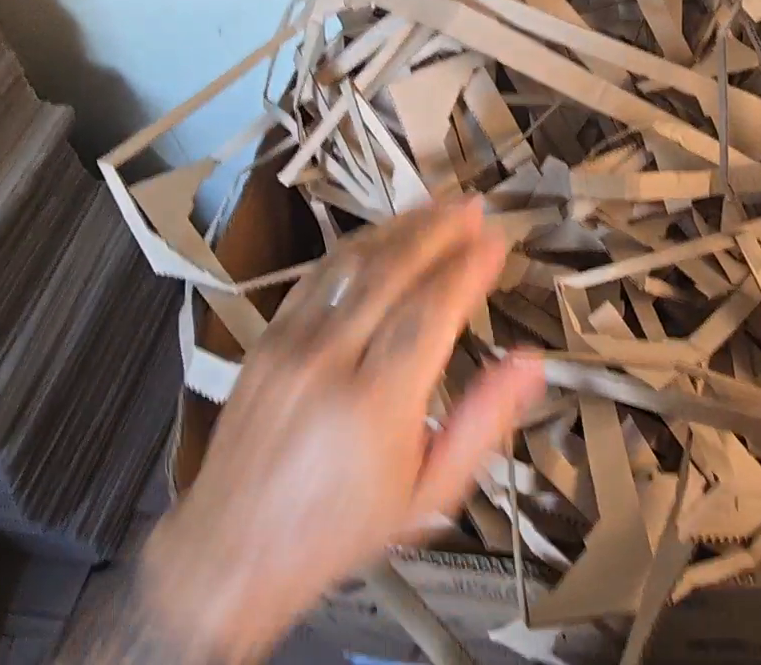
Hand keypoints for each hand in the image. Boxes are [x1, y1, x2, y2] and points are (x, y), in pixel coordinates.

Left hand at [136, 198, 545, 664]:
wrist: (231, 551)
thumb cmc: (340, 529)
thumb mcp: (427, 495)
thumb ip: (482, 423)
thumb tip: (528, 364)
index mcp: (375, 406)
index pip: (432, 312)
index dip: (468, 269)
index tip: (496, 243)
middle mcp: (328, 362)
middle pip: (392, 272)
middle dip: (438, 231)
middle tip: (474, 209)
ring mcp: (290, 345)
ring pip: (351, 263)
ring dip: (399, 227)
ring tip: (438, 208)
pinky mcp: (266, 339)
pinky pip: (316, 277)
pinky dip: (356, 248)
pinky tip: (383, 237)